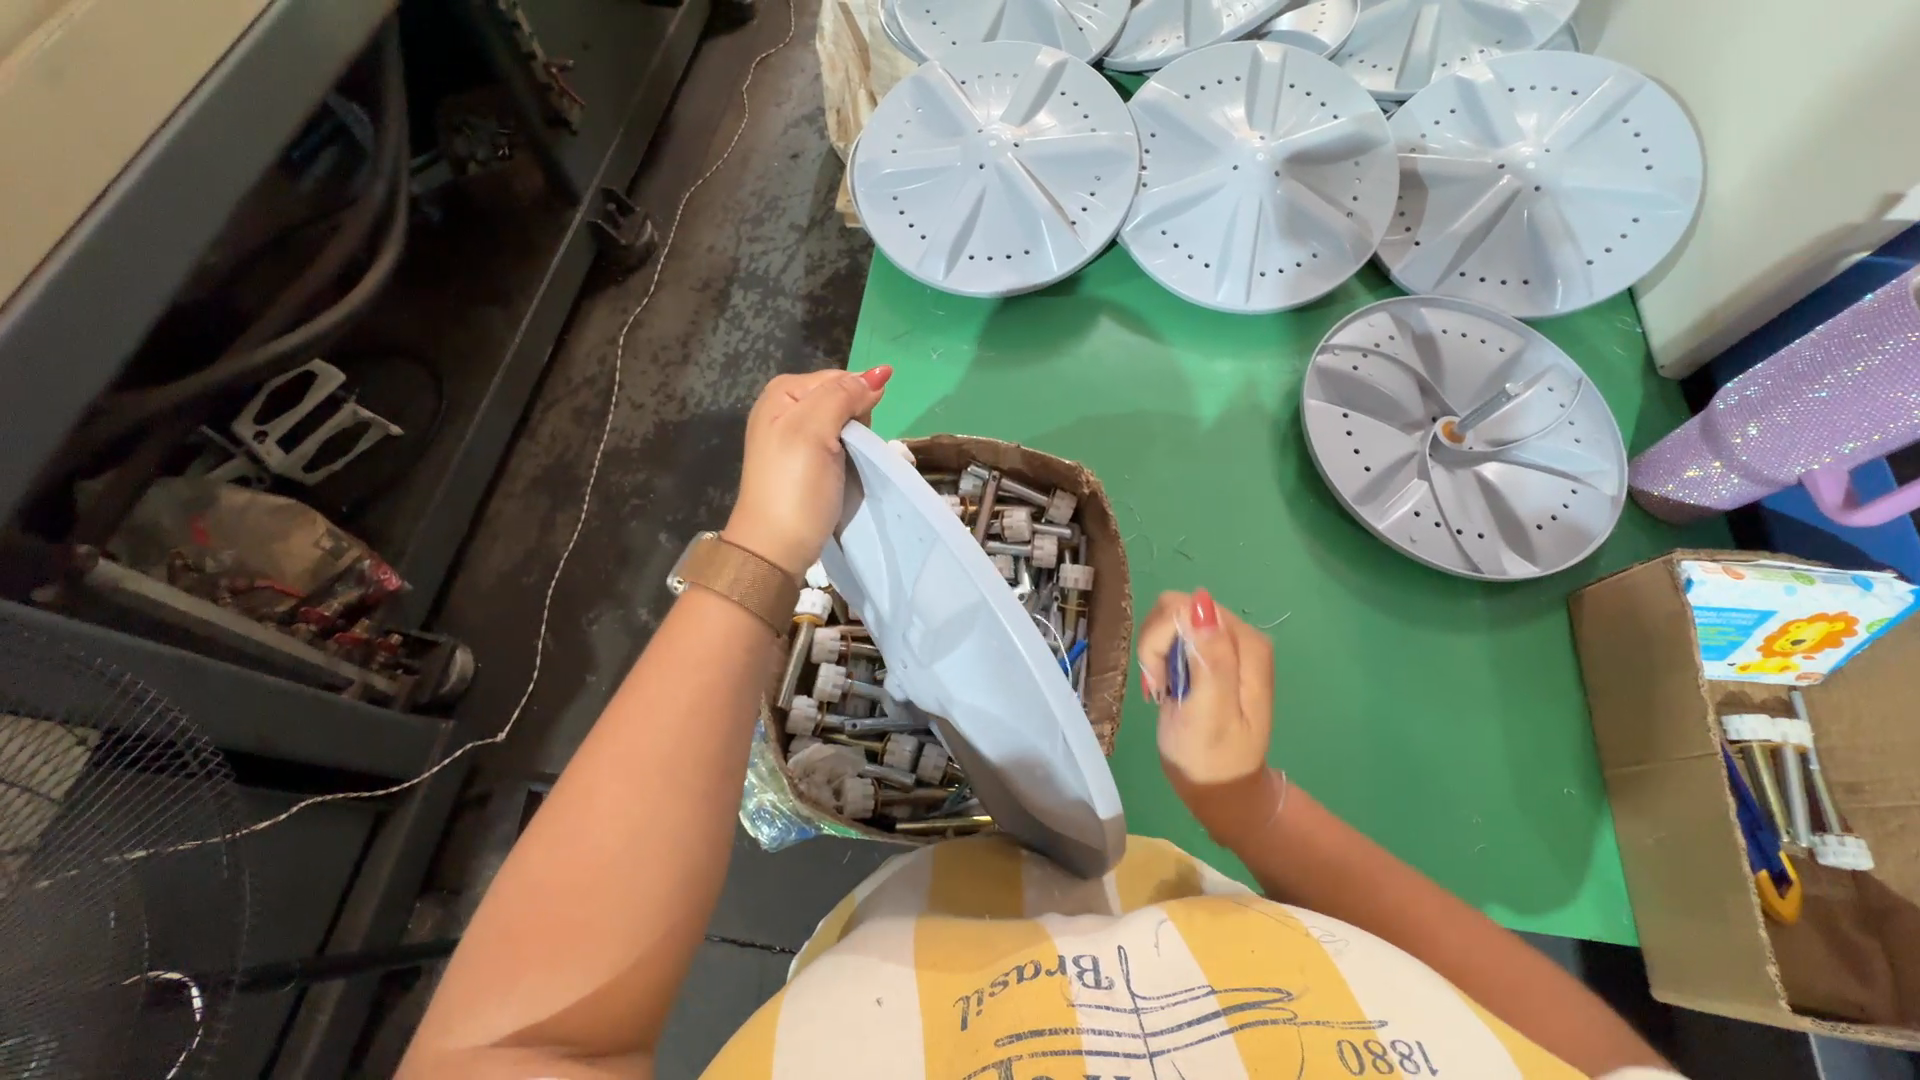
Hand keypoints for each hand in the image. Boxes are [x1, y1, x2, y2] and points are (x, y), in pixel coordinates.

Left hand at [724, 367, 891, 577]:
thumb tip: (881, 372)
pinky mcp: (804, 463)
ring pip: (843, 423)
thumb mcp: (815, 431)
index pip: (840, 378)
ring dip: (855, 440)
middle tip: (852, 450)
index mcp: (783, 393)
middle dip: (856, 420)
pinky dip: (848, 455)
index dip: (858, 399)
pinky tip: (845, 471)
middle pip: (841, 398)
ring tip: (850, 464)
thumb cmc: (795, 485)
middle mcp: (785, 409)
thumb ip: (843, 396)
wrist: (776, 547)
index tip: (859, 432)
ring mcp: (794, 438)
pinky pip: (837, 445)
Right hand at [1137, 588, 1281, 841]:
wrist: (1218, 788)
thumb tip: (1201, 603)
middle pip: (1177, 608)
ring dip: (1155, 652)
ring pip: (1169, 617)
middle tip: (1161, 685)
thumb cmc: (1212, 756)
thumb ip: (1211, 657)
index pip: (1187, 608)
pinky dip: (1158, 658)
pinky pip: (1170, 634)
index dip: (1163, 640)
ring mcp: (1222, 643)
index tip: (1164, 681)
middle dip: (1157, 644)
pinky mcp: (1206, 653)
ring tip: (1165, 688)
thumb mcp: (1210, 711)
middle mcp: (1237, 636)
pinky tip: (1167, 685)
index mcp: (1246, 645)